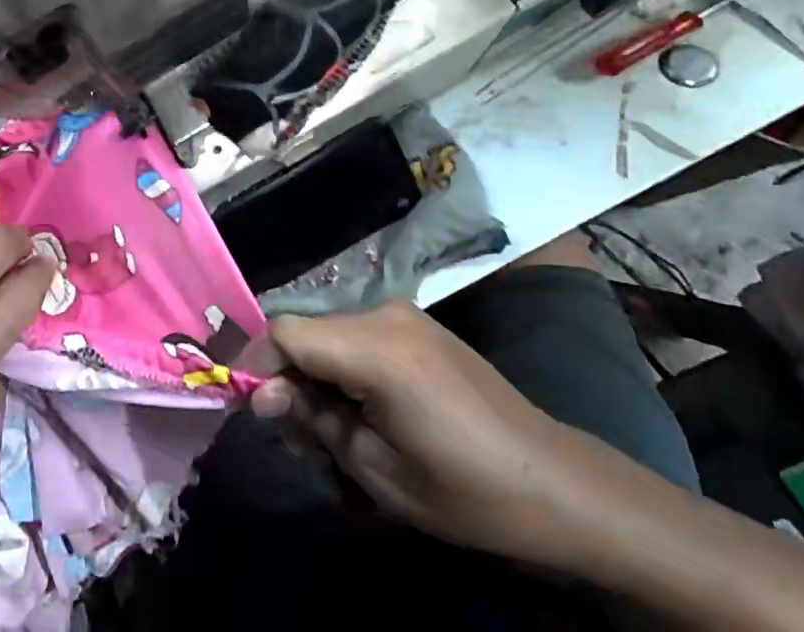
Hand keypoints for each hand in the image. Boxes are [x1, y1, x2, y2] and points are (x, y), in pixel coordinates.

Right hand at [247, 300, 620, 568]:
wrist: (550, 479)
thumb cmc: (462, 489)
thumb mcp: (374, 468)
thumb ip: (312, 417)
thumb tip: (261, 392)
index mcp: (377, 349)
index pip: (286, 332)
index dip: (256, 365)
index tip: (253, 411)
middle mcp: (386, 315)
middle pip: (306, 334)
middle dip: (289, 383)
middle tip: (304, 445)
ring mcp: (406, 316)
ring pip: (329, 337)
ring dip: (317, 383)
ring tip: (336, 442)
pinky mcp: (418, 326)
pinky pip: (358, 339)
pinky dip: (344, 373)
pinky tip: (362, 417)